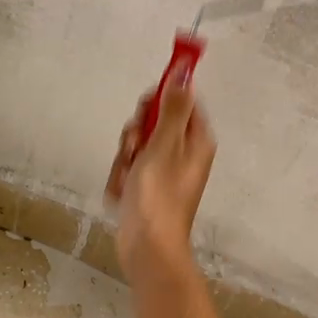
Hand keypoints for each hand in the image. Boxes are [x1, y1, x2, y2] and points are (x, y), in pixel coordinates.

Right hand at [104, 77, 215, 280]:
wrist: (147, 248)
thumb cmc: (159, 194)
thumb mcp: (165, 143)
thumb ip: (172, 106)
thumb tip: (185, 69)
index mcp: (196, 140)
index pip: (181, 101)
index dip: (160, 101)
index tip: (145, 109)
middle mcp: (182, 153)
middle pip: (153, 122)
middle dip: (136, 133)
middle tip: (134, 148)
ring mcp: (163, 173)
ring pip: (136, 145)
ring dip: (125, 158)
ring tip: (128, 177)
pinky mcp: (145, 189)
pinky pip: (128, 169)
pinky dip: (121, 178)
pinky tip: (123, 191)